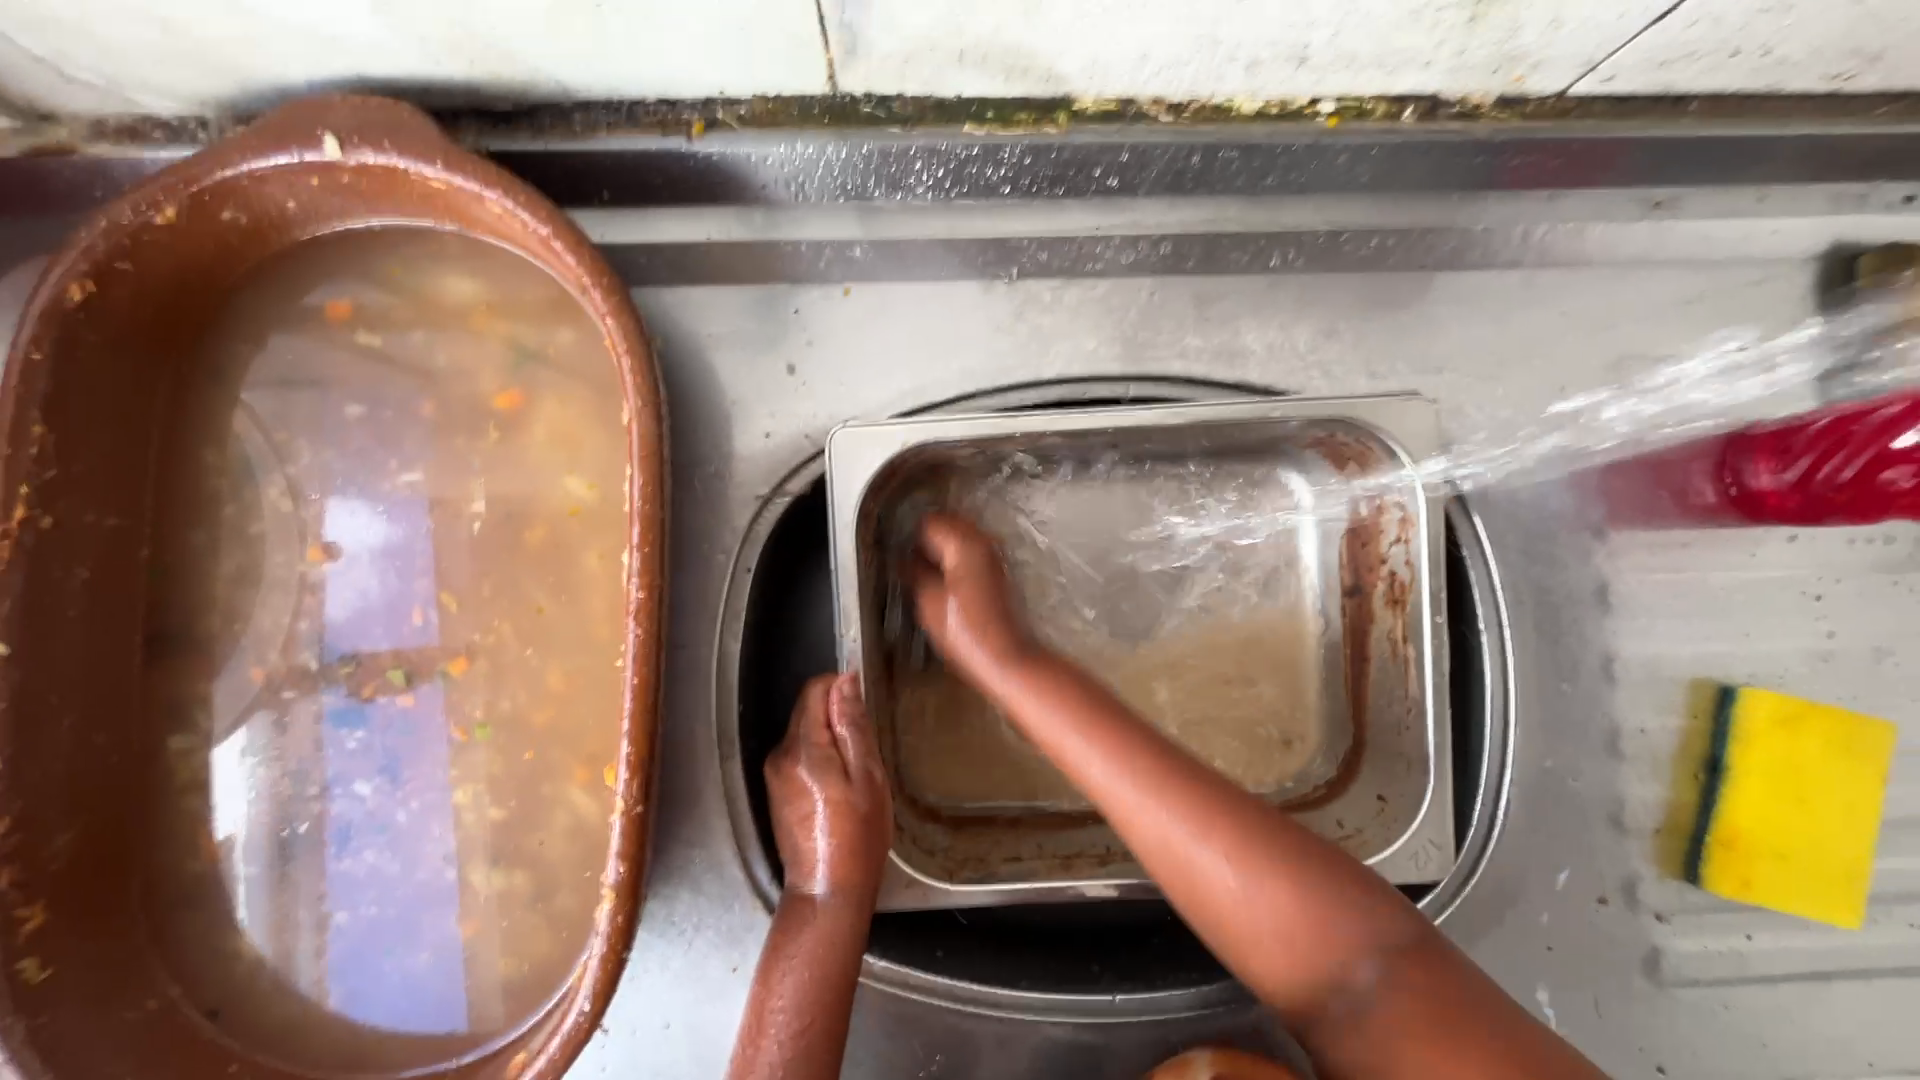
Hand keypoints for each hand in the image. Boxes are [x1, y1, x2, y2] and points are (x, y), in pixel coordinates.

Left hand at [765, 672, 893, 903]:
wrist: (829, 888)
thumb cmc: (858, 834)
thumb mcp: (867, 775)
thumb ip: (853, 725)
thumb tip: (845, 681)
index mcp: (802, 748)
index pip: (814, 690)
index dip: (841, 690)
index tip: (864, 712)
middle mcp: (780, 755)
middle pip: (807, 711)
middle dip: (837, 718)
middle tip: (864, 753)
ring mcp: (774, 774)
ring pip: (805, 733)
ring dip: (831, 740)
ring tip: (855, 775)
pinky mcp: (777, 790)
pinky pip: (800, 756)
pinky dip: (821, 759)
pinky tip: (840, 788)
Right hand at [908, 512, 1037, 685]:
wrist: (1005, 659)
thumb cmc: (964, 631)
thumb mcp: (928, 601)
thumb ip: (913, 571)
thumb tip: (903, 559)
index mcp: (964, 543)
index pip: (929, 522)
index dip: (910, 537)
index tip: (900, 558)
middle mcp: (983, 541)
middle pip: (947, 525)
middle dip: (927, 541)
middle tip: (910, 567)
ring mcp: (994, 555)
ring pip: (960, 538)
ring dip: (942, 551)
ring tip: (926, 577)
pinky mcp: (998, 571)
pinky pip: (971, 553)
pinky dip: (956, 561)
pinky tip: (946, 584)